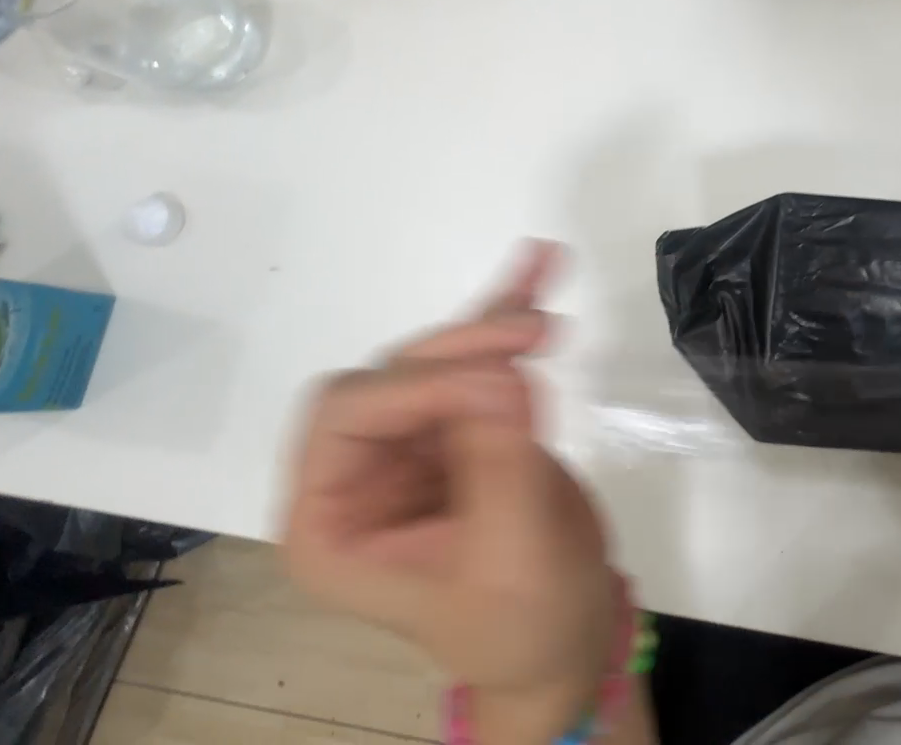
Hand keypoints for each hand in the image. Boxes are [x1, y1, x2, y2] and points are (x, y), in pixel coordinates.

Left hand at [282, 241, 617, 743]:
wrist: (567, 636)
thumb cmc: (525, 619)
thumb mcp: (511, 555)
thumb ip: (499, 464)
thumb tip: (504, 369)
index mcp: (334, 519)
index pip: (350, 417)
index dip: (423, 386)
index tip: (511, 383)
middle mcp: (361, 472)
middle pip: (394, 374)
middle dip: (463, 348)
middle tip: (538, 333)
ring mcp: (417, 445)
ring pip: (441, 355)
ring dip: (492, 319)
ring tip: (546, 279)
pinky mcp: (469, 425)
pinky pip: (484, 359)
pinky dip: (509, 312)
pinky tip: (540, 265)